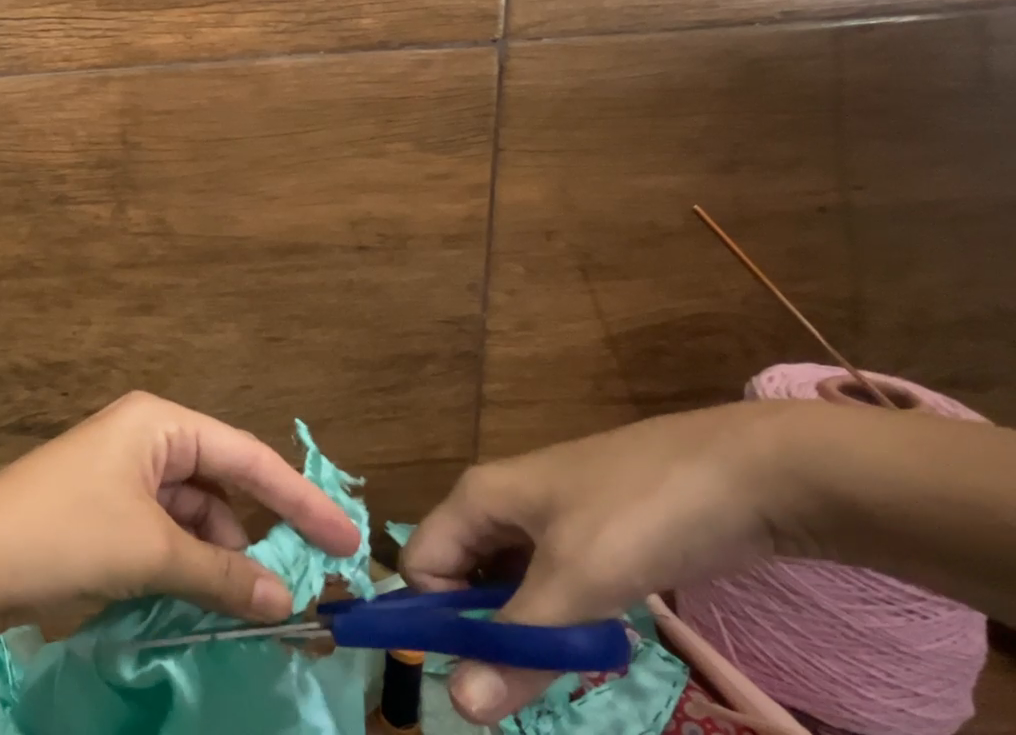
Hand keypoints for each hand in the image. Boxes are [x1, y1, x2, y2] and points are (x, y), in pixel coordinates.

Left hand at [0, 392, 361, 626]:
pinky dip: (188, 564)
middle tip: (303, 582)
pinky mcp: (105, 511)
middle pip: (222, 484)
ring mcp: (122, 475)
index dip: (302, 498)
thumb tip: (287, 603)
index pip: (248, 456)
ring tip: (249, 603)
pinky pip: (165, 533)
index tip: (348, 538)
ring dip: (222, 556)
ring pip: (194, 515)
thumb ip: (225, 575)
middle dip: (258, 533)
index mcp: (159, 423)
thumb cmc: (66, 533)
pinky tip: (204, 597)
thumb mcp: (153, 553)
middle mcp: (144, 438)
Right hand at [402, 401, 812, 723]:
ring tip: (576, 655)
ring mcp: (549, 515)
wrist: (759, 472)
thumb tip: (460, 709)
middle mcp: (500, 503)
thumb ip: (518, 644)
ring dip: (530, 626)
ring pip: (511, 582)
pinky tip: (601, 631)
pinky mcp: (593, 532)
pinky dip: (564, 613)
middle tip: (538, 671)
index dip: (441, 619)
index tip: (492, 666)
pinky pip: (553, 579)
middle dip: (488, 628)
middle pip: (462, 575)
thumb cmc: (645, 515)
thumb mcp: (578, 583)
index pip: (421, 565)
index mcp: (476, 497)